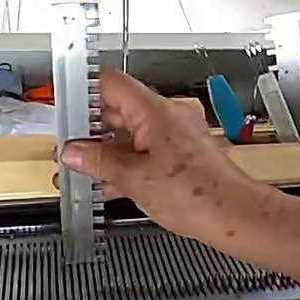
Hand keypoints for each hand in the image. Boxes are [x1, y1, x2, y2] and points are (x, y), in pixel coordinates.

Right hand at [60, 68, 268, 240]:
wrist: (235, 215)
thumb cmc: (198, 195)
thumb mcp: (134, 179)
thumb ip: (98, 162)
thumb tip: (74, 152)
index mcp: (155, 111)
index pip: (112, 83)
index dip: (84, 91)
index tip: (64, 106)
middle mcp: (167, 116)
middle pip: (119, 109)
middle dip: (90, 129)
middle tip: (67, 148)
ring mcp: (175, 134)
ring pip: (131, 132)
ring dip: (106, 150)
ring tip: (81, 170)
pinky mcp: (181, 153)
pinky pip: (145, 148)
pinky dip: (126, 161)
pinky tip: (108, 184)